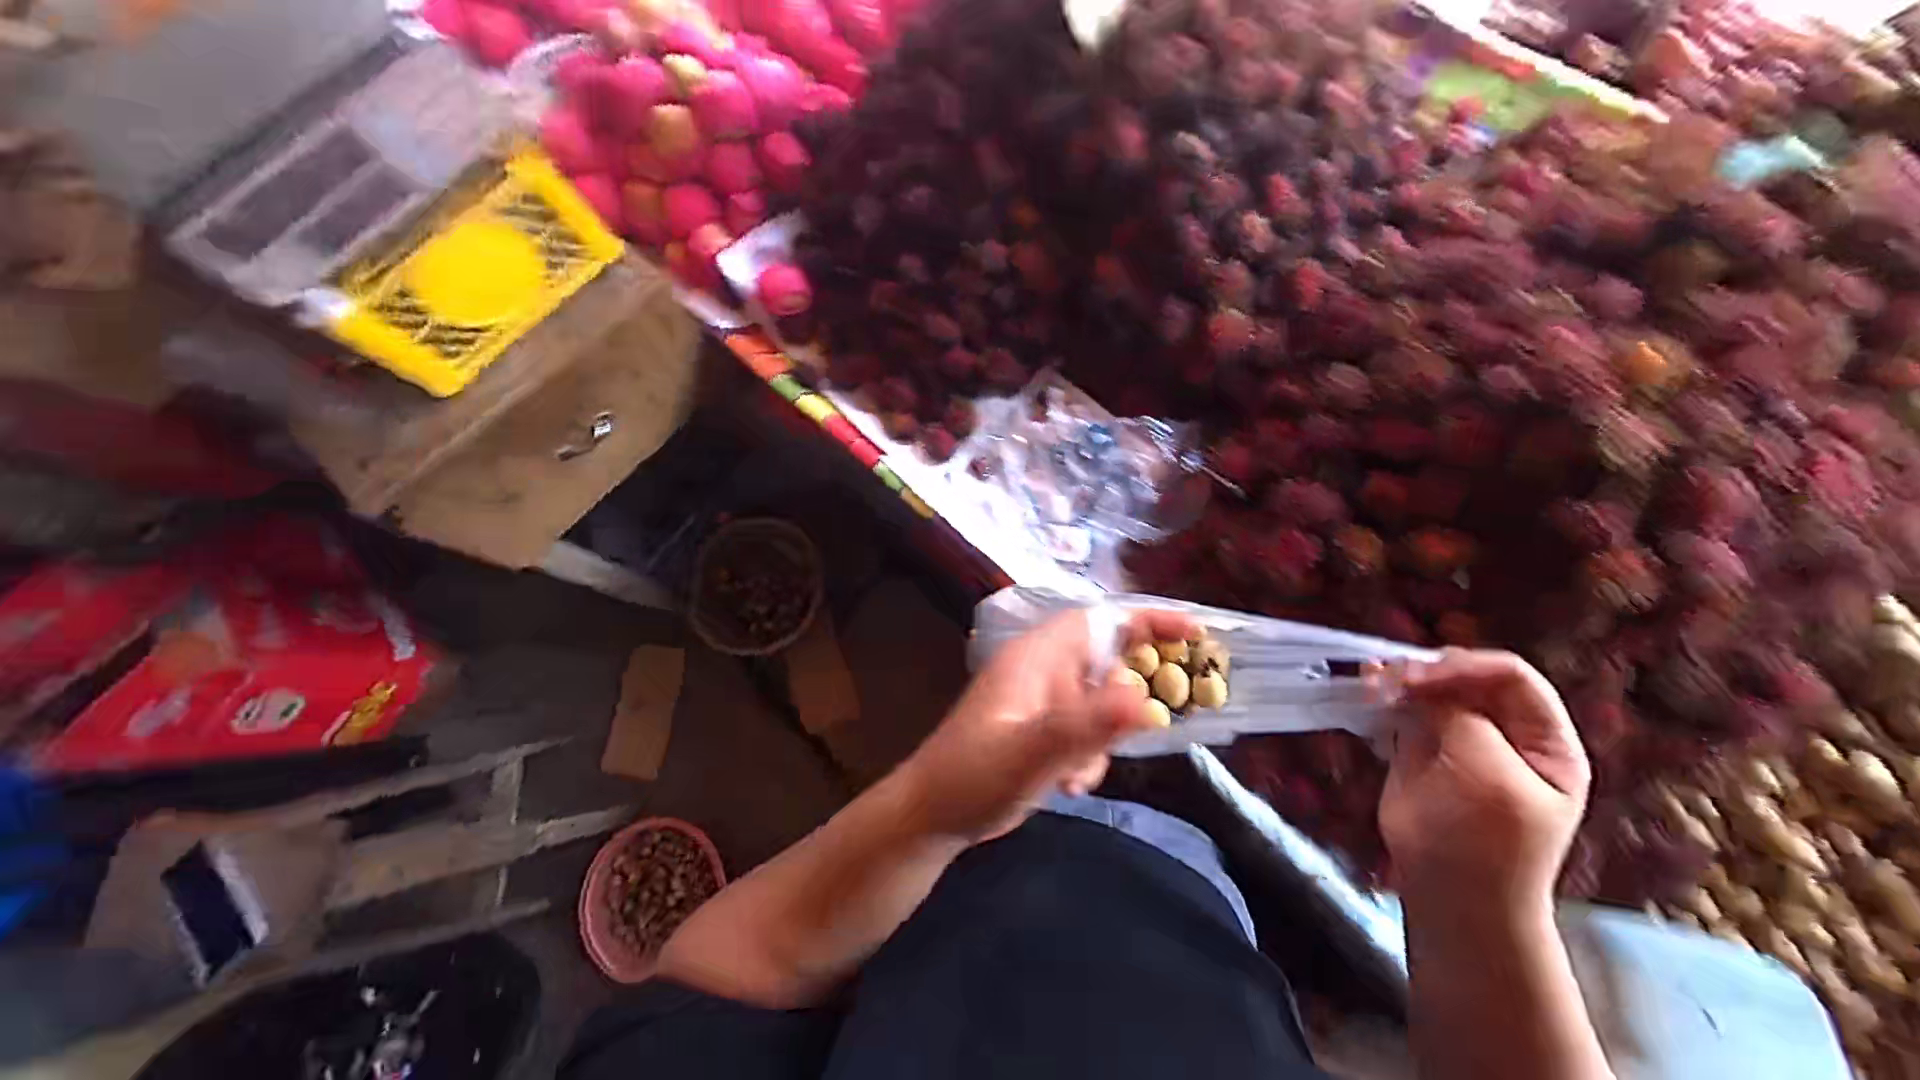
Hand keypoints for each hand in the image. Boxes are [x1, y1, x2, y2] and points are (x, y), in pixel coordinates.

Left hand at [898, 609, 1198, 842]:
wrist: (934, 815)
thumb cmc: (973, 776)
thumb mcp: (1030, 753)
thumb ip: (1084, 727)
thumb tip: (1145, 699)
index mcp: (1036, 658)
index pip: (1100, 622)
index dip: (1147, 620)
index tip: (1196, 633)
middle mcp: (1044, 672)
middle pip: (1109, 660)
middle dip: (1134, 691)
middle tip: (1157, 718)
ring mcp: (1044, 702)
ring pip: (1104, 703)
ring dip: (1106, 738)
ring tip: (1077, 773)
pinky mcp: (1045, 731)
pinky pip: (1089, 732)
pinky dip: (1091, 757)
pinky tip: (1068, 785)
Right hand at [1379, 649, 1589, 909]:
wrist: (1452, 894)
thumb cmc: (1486, 841)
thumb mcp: (1490, 775)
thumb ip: (1461, 719)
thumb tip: (1419, 683)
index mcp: (1544, 739)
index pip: (1512, 677)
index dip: (1466, 667)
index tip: (1420, 679)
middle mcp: (1504, 731)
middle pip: (1468, 678)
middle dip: (1430, 671)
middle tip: (1393, 679)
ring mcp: (1459, 739)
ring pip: (1432, 691)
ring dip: (1402, 680)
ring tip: (1373, 680)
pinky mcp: (1420, 749)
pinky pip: (1404, 711)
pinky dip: (1385, 697)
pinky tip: (1367, 690)